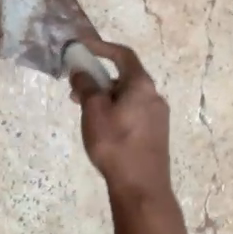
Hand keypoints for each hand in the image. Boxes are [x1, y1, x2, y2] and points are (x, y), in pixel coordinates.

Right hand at [70, 38, 173, 203]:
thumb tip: (81, 71)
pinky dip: (114, 109)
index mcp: (141, 85)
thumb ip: (87, 86)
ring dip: (104, 95)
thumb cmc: (115, 144)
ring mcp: (157, 116)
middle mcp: (154, 96)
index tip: (82, 47)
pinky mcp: (155, 133)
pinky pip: (131, 111)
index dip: (102, 47)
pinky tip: (100, 126)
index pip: (123, 55)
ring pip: (127, 96)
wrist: (141, 186)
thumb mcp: (94, 111)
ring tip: (83, 109)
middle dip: (98, 77)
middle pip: (125, 76)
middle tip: (75, 87)